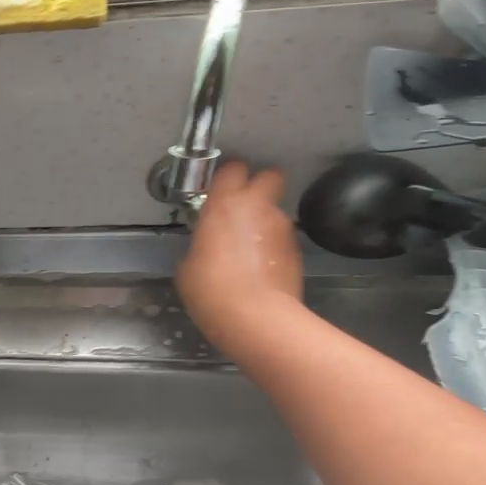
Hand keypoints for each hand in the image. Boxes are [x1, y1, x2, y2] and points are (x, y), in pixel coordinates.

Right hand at [177, 161, 302, 355]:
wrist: (254, 316)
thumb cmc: (210, 289)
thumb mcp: (188, 266)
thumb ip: (201, 244)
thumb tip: (210, 245)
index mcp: (224, 205)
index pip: (233, 168)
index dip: (227, 178)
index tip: (218, 192)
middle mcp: (258, 207)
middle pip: (270, 175)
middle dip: (259, 186)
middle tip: (243, 208)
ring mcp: (282, 227)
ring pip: (275, 211)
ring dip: (264, 223)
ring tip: (249, 251)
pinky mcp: (297, 249)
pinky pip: (282, 238)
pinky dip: (272, 247)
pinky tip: (260, 270)